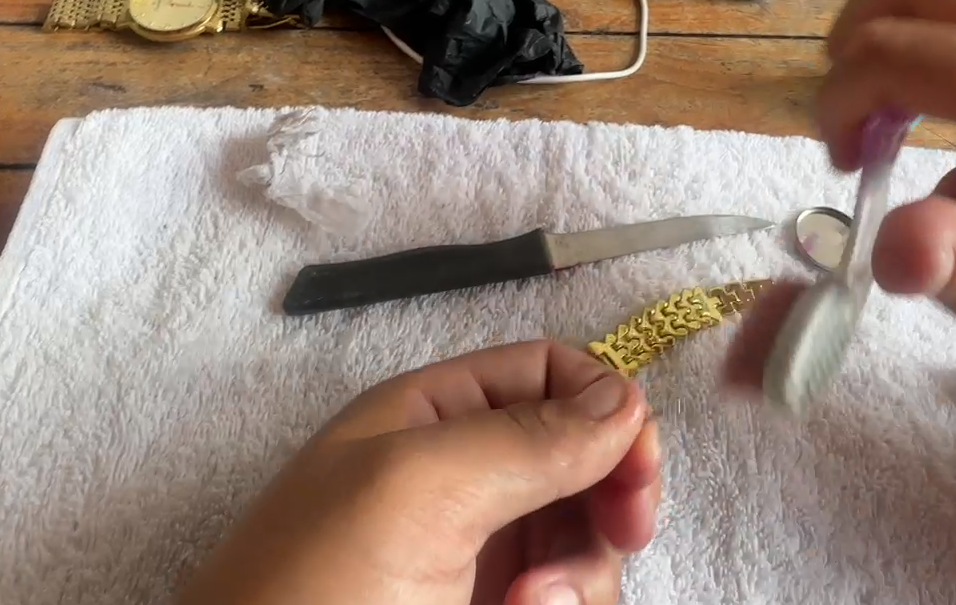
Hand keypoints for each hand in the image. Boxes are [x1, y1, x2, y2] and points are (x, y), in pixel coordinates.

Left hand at [180, 341, 661, 604]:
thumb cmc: (319, 589)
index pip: (546, 373)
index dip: (603, 402)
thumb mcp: (416, 490)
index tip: (636, 462)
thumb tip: (626, 396)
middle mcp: (464, 475)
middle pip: (578, 455)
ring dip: (581, 573)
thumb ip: (524, 438)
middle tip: (624, 529)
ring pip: (581, 537)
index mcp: (435, 415)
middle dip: (606, 492)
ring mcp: (478, 553)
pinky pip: (564, 597)